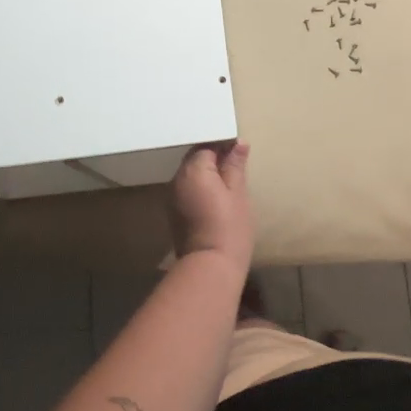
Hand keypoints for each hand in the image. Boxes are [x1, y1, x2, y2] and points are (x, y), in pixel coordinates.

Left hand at [170, 140, 252, 270]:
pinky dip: (199, 189)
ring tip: (228, 184)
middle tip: (236, 167)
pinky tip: (214, 199)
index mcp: (193, 169)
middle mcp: (177, 178)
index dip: (223, 146)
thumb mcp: (238, 194)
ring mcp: (172, 196)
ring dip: (206, 175)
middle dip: (214, 160)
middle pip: (195, 159)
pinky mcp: (173, 213)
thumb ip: (235, 166)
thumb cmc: (230, 228)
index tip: (239, 153)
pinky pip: (187, 191)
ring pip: (190, 175)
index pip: (206, 146)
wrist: (210, 267)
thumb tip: (238, 143)